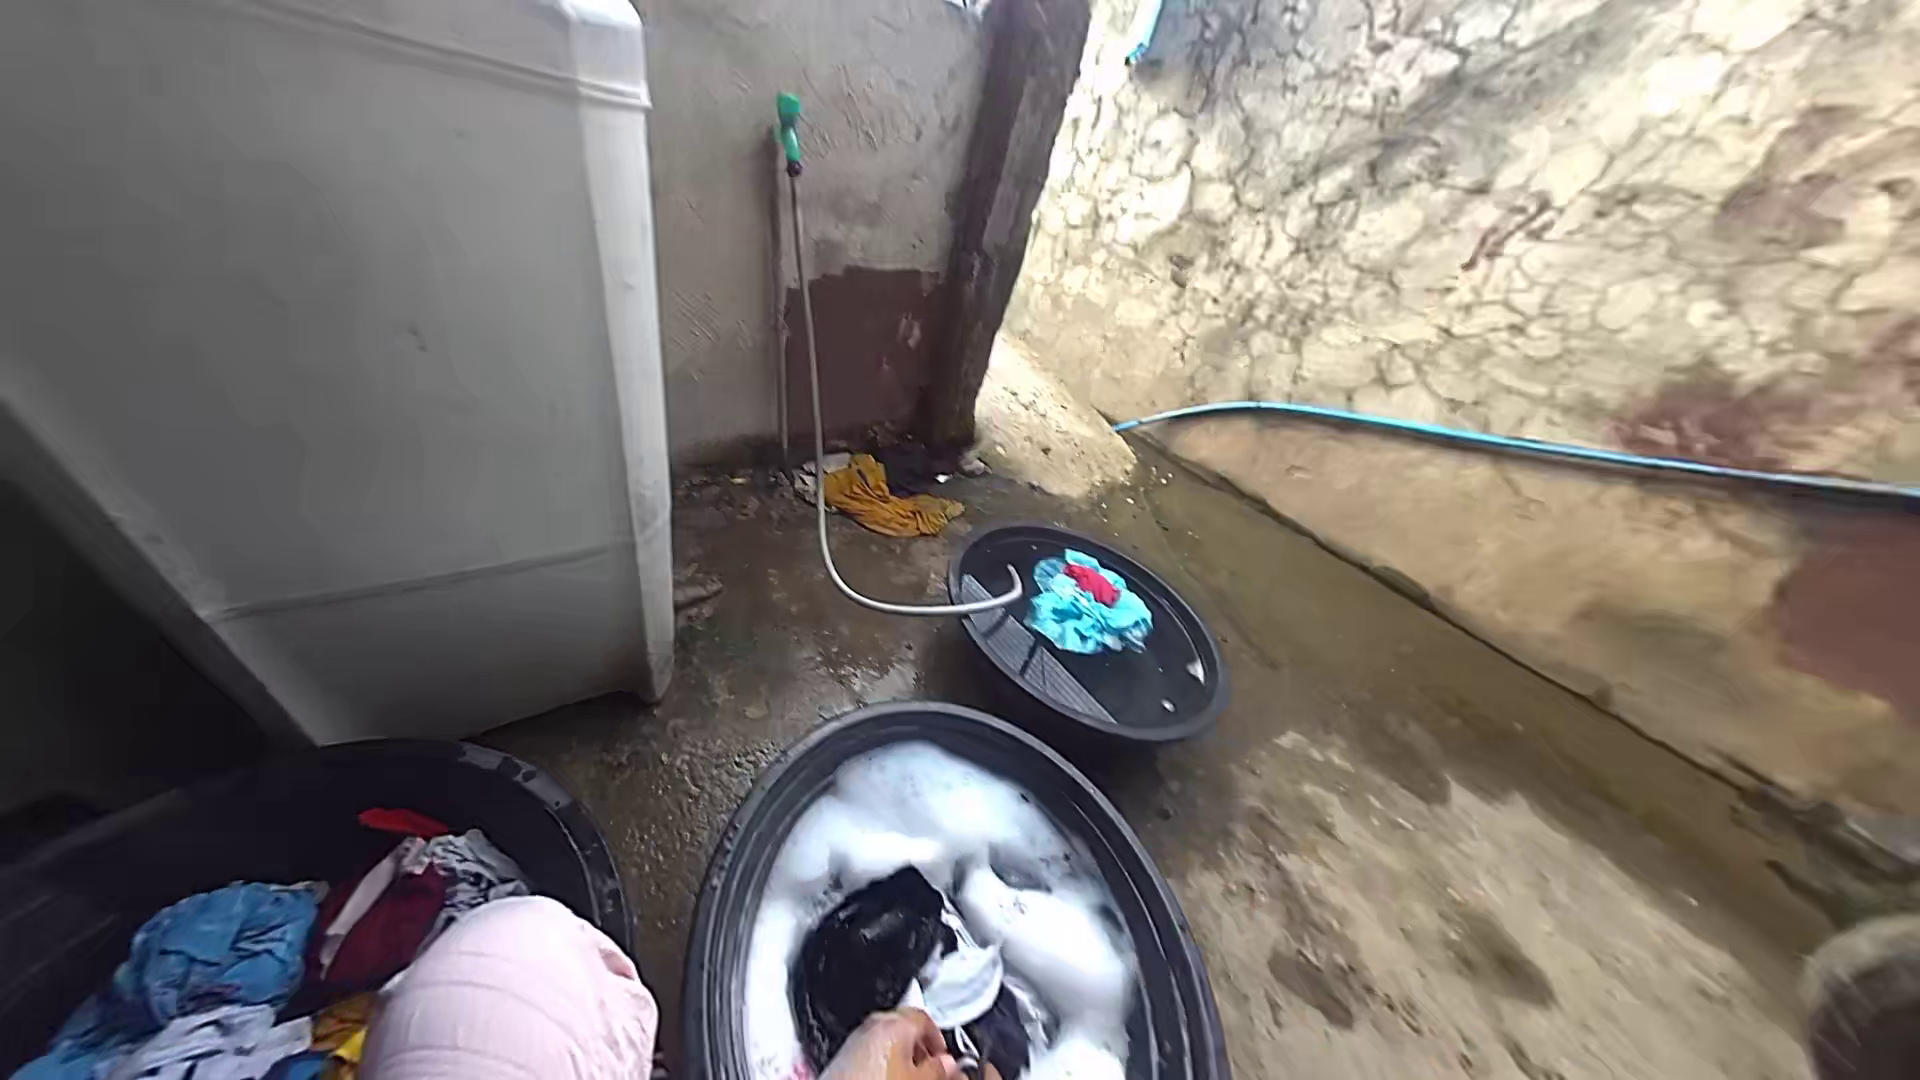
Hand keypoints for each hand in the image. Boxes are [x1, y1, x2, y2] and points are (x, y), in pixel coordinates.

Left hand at [819, 1009, 963, 1079]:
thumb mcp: (917, 1079)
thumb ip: (937, 1069)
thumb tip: (949, 1064)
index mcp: (895, 1022)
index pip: (925, 1019)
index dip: (938, 1040)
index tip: (944, 1059)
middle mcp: (875, 1023)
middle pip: (906, 1027)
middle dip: (920, 1049)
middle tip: (929, 1070)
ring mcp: (858, 1038)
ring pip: (889, 1040)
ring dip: (902, 1055)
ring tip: (908, 1076)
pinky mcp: (845, 1055)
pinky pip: (873, 1050)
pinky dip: (884, 1061)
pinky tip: (886, 1077)